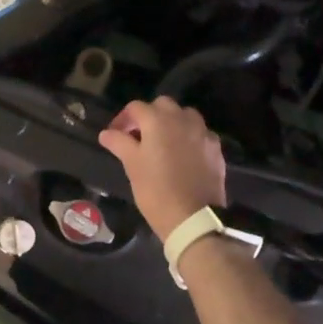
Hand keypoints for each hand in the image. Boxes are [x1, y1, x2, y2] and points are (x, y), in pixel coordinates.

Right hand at [98, 98, 227, 241]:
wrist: (193, 218)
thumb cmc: (156, 191)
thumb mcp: (132, 166)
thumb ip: (119, 143)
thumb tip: (106, 133)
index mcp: (158, 120)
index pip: (135, 108)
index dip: (122, 119)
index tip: (115, 135)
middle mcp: (183, 119)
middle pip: (163, 105)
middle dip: (149, 116)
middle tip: (138, 136)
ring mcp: (203, 133)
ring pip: (185, 116)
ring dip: (171, 123)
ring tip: (162, 144)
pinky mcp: (216, 149)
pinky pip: (199, 134)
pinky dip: (189, 138)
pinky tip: (183, 156)